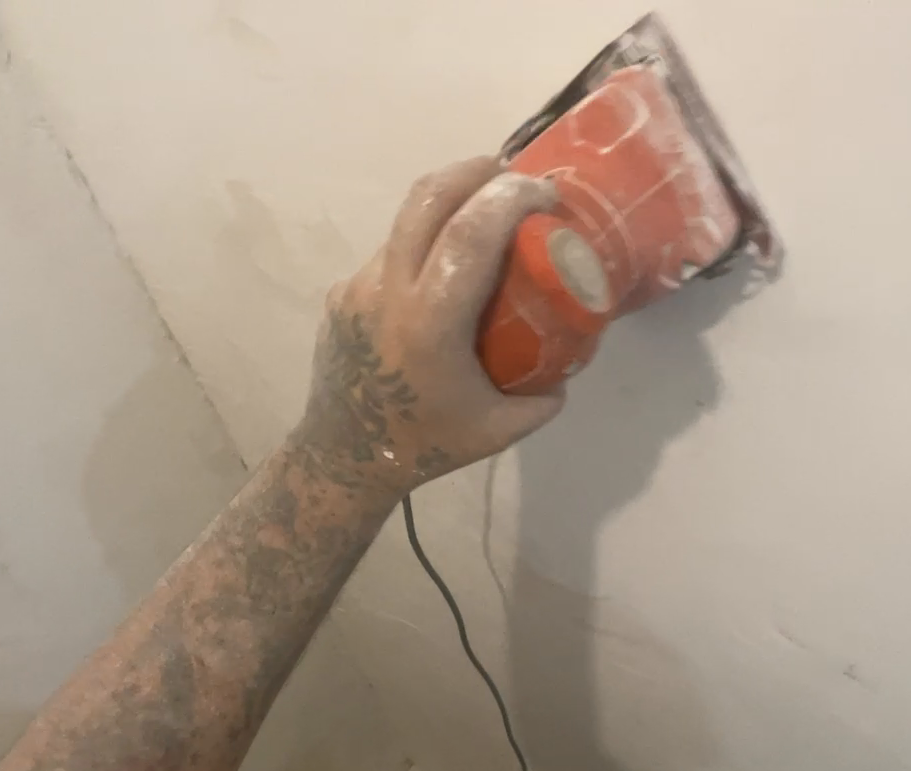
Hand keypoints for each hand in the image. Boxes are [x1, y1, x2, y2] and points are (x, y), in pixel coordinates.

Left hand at [290, 157, 564, 499]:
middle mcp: (386, 292)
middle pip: (429, 196)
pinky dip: (424, 248)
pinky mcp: (341, 294)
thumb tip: (569, 363)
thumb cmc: (425, 446)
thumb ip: (542, 398)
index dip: (512, 197)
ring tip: (482, 223)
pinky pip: (389, 254)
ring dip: (449, 207)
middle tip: (514, 181)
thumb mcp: (497, 430)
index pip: (470, 232)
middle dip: (477, 171)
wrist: (344, 457)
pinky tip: (441, 277)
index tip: (546, 195)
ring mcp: (357, 287)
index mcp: (429, 324)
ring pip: (406, 221)